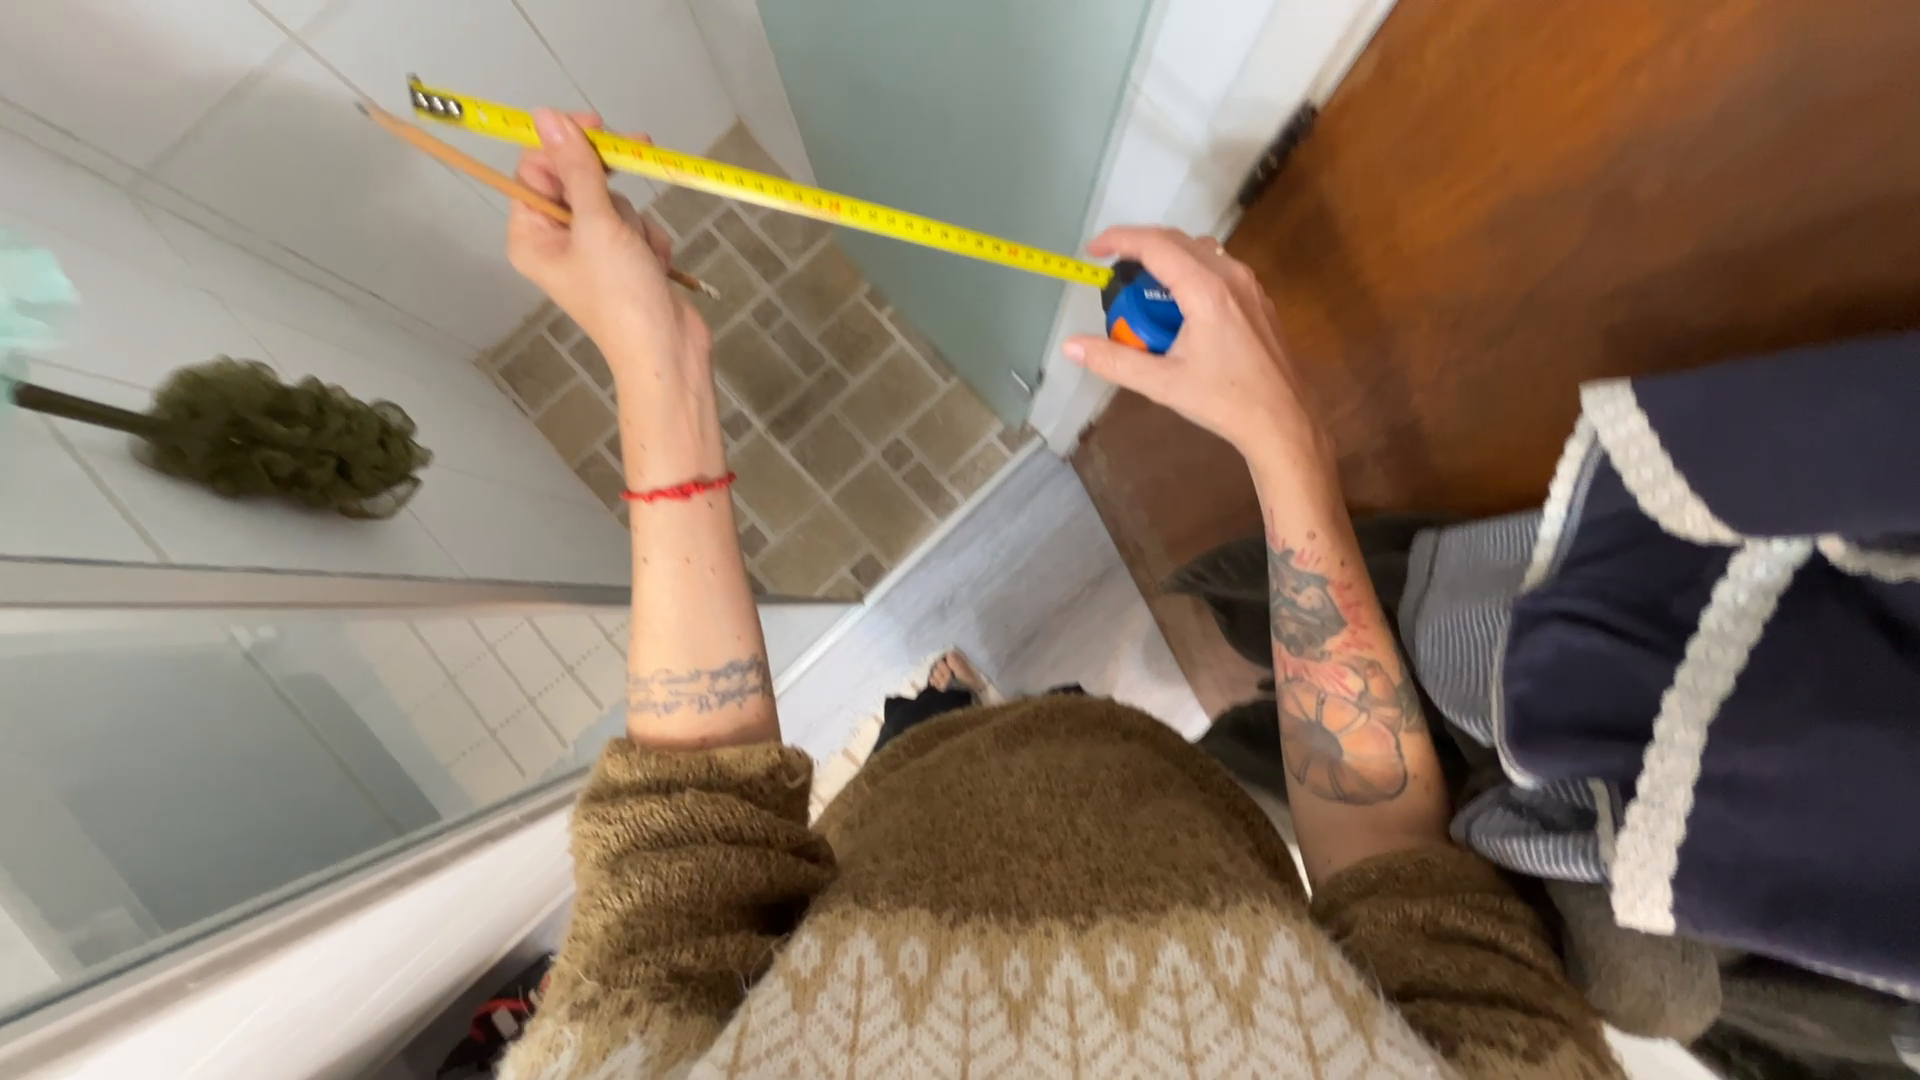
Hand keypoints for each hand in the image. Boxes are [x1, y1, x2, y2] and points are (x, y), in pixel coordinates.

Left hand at [506, 109, 709, 393]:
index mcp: (532, 236)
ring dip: (636, 222)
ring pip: (614, 205)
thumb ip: (578, 169)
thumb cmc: (624, 297)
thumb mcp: (599, 226)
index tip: (598, 126)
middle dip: (610, 186)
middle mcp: (558, 242)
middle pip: (578, 182)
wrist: (668, 351)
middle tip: (640, 147)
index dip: (566, 144)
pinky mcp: (628, 263)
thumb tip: (548, 115)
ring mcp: (595, 254)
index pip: (537, 169)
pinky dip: (651, 240)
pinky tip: (657, 262)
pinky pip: (637, 229)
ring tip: (643, 252)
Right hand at [1064, 226, 1330, 474]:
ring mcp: (1249, 285)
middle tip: (1111, 269)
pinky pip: (1217, 268)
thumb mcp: (1162, 383)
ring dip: (1166, 260)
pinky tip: (1176, 307)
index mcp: (1206, 291)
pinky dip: (1188, 273)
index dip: (1119, 240)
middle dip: (1139, 248)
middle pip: (1177, 240)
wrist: (1281, 419)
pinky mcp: (1257, 299)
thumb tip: (1071, 346)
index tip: (1093, 251)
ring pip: (1200, 251)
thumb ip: (1113, 361)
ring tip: (1141, 289)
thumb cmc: (1223, 401)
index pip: (1155, 246)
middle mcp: (1230, 276)